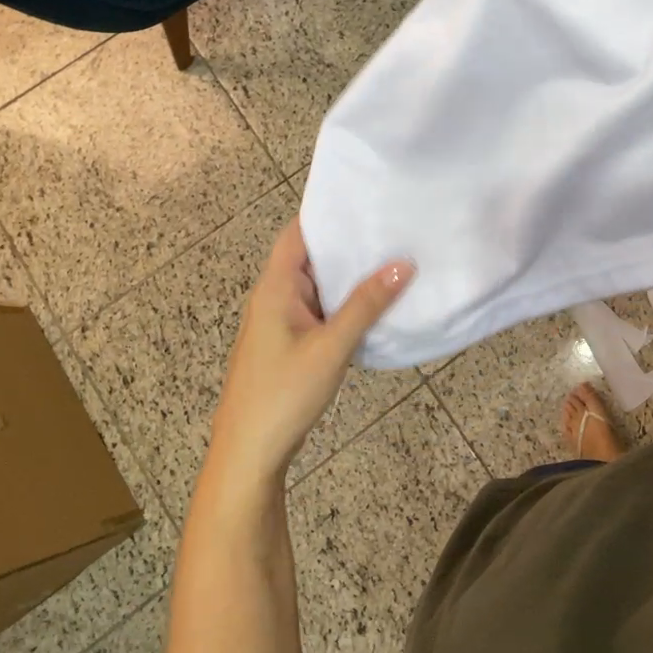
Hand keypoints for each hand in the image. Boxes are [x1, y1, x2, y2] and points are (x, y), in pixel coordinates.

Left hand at [204, 218, 414, 491]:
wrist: (249, 456)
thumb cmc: (282, 395)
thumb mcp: (331, 347)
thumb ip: (367, 304)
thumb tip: (403, 263)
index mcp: (275, 289)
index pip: (298, 234)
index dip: (326, 212)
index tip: (364, 196)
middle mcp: (274, 299)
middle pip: (311, 257)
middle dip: (348, 241)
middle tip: (392, 223)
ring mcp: (281, 324)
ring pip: (319, 286)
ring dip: (349, 274)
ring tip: (393, 255)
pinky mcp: (290, 345)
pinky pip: (321, 310)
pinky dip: (346, 300)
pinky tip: (376, 302)